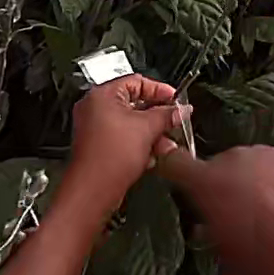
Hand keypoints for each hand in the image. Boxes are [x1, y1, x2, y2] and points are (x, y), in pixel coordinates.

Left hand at [57, 75, 189, 220]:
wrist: (92, 193)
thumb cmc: (109, 159)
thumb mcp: (147, 129)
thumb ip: (167, 115)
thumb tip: (180, 110)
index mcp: (103, 95)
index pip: (137, 81)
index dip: (160, 90)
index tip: (175, 99)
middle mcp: (95, 108)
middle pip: (134, 102)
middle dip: (157, 115)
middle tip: (173, 120)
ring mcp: (95, 127)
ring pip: (130, 122)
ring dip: (151, 132)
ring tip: (166, 142)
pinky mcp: (98, 146)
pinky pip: (123, 137)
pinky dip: (139, 142)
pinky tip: (152, 154)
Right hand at [155, 144, 273, 274]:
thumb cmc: (268, 266)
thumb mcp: (225, 255)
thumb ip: (208, 227)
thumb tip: (207, 220)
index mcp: (209, 182)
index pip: (174, 162)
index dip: (168, 166)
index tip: (165, 170)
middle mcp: (234, 158)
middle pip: (214, 166)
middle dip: (216, 185)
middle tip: (226, 214)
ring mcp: (264, 153)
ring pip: (243, 165)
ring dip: (244, 181)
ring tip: (259, 211)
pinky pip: (268, 166)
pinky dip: (268, 180)